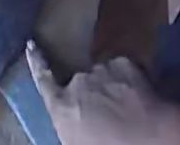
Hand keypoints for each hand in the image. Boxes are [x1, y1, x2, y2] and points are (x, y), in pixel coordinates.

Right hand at [26, 42, 168, 144]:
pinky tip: (140, 98)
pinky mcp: (125, 63)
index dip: (36, 62)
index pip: (43, 80)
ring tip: (127, 109)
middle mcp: (78, 82)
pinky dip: (128, 81)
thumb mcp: (76, 142)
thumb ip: (69, 127)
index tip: (30, 44)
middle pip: (81, 83)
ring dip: (110, 88)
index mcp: (63, 107)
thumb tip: (68, 120)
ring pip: (103, 76)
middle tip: (108, 114)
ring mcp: (102, 69)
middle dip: (92, 95)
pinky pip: (123, 70)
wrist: (148, 140)